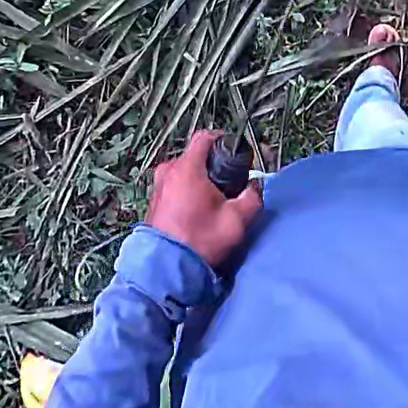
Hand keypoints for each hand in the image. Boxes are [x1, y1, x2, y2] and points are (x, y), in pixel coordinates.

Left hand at [144, 130, 263, 267]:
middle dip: (214, 166)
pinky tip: (197, 211)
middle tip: (230, 184)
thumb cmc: (200, 241)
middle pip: (196, 156)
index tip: (235, 156)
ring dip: (200, 180)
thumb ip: (252, 198)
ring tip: (214, 201)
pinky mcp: (153, 201)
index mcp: (187, 168)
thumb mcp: (237, 221)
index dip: (224, 141)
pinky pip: (175, 186)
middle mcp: (168, 171)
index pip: (206, 137)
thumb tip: (254, 188)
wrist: (165, 270)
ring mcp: (158, 186)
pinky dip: (187, 191)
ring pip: (185, 171)